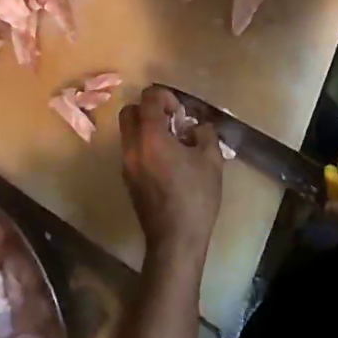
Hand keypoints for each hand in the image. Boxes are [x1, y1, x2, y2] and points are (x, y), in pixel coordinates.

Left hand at [119, 85, 223, 268]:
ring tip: (172, 142)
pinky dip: (144, 145)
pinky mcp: (127, 180)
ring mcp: (126, 164)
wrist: (175, 240)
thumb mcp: (211, 159)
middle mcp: (132, 146)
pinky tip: (167, 161)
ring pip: (128, 131)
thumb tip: (197, 127)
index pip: (148, 98)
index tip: (181, 112)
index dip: (166, 96)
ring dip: (146, 127)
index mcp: (151, 136)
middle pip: (130, 111)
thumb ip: (205, 133)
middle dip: (150, 109)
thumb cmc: (195, 196)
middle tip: (172, 121)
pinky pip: (131, 150)